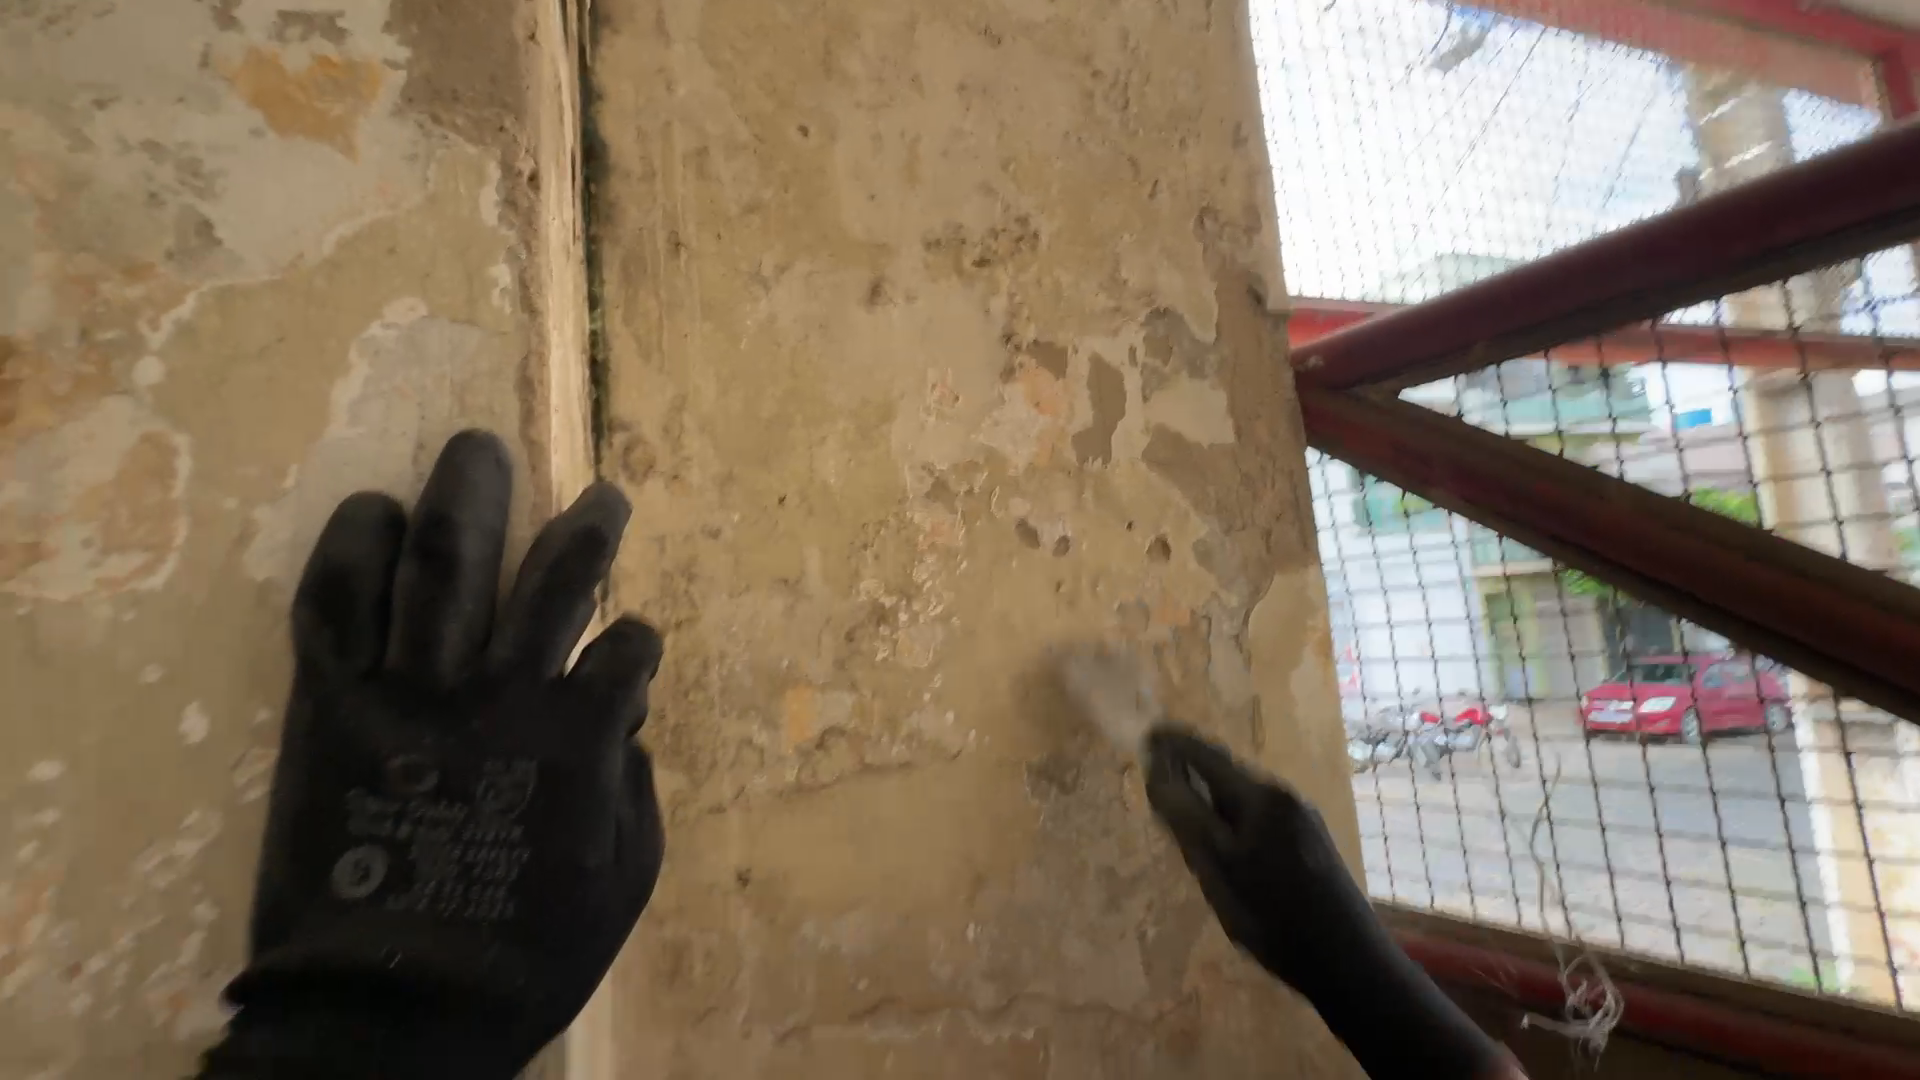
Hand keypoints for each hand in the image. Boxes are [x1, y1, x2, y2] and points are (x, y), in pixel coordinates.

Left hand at [203, 431, 663, 1079]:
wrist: (393, 1021)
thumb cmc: (534, 947)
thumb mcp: (630, 866)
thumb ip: (636, 778)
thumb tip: (620, 714)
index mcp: (583, 740)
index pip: (631, 650)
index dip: (638, 643)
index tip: (631, 654)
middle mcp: (503, 700)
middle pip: (550, 583)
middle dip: (584, 530)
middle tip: (601, 496)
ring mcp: (412, 698)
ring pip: (442, 573)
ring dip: (468, 502)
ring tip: (478, 450)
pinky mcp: (331, 712)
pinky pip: (334, 613)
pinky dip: (351, 554)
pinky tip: (373, 510)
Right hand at [1145, 729, 1509, 1079]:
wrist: (1354, 966)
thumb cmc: (1276, 922)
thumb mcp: (1218, 871)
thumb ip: (1184, 818)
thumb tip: (1156, 772)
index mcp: (1258, 797)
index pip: (1203, 753)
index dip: (1170, 744)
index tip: (1144, 739)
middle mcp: (1280, 795)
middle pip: (1222, 772)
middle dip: (1188, 773)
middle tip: (1157, 790)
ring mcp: (1299, 816)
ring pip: (1238, 795)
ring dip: (1208, 797)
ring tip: (1185, 825)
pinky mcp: (1309, 837)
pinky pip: (1256, 812)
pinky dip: (1229, 814)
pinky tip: (1222, 846)